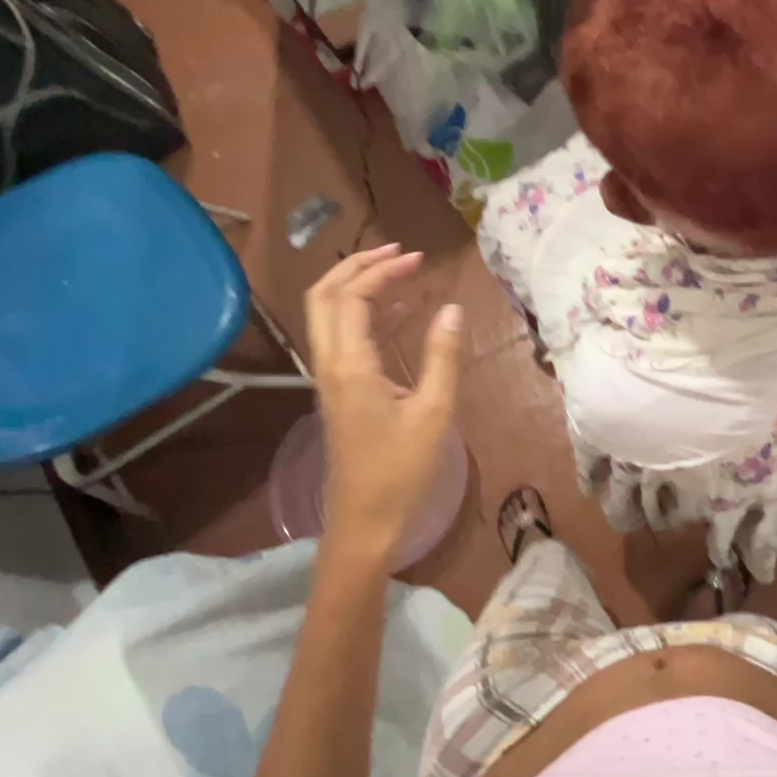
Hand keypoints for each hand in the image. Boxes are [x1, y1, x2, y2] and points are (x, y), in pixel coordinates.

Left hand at [304, 245, 463, 566]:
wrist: (364, 523)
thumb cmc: (401, 470)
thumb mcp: (434, 411)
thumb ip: (443, 356)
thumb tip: (453, 309)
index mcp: (350, 366)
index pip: (352, 297)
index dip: (382, 270)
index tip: (419, 259)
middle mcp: (329, 365)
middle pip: (323, 296)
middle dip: (356, 266)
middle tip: (398, 253)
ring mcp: (328, 379)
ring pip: (324, 315)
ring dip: (352, 285)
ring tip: (394, 271)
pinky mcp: (337, 392)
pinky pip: (336, 335)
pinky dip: (355, 309)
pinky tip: (388, 312)